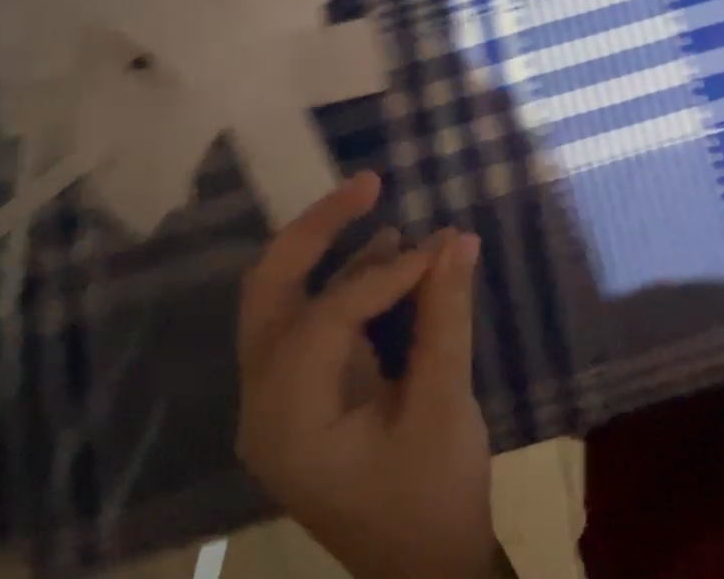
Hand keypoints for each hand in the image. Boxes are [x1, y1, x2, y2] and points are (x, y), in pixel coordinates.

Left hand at [236, 174, 495, 578]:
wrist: (426, 569)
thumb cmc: (433, 495)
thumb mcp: (445, 405)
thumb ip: (445, 317)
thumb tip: (458, 238)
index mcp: (285, 419)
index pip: (323, 318)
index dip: (384, 274)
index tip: (442, 247)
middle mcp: (264, 404)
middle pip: (269, 292)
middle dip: (316, 232)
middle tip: (368, 184)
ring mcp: (281, 402)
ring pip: (285, 304)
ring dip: (331, 255)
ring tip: (386, 214)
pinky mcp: (309, 399)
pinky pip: (316, 325)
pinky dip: (349, 288)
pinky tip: (391, 261)